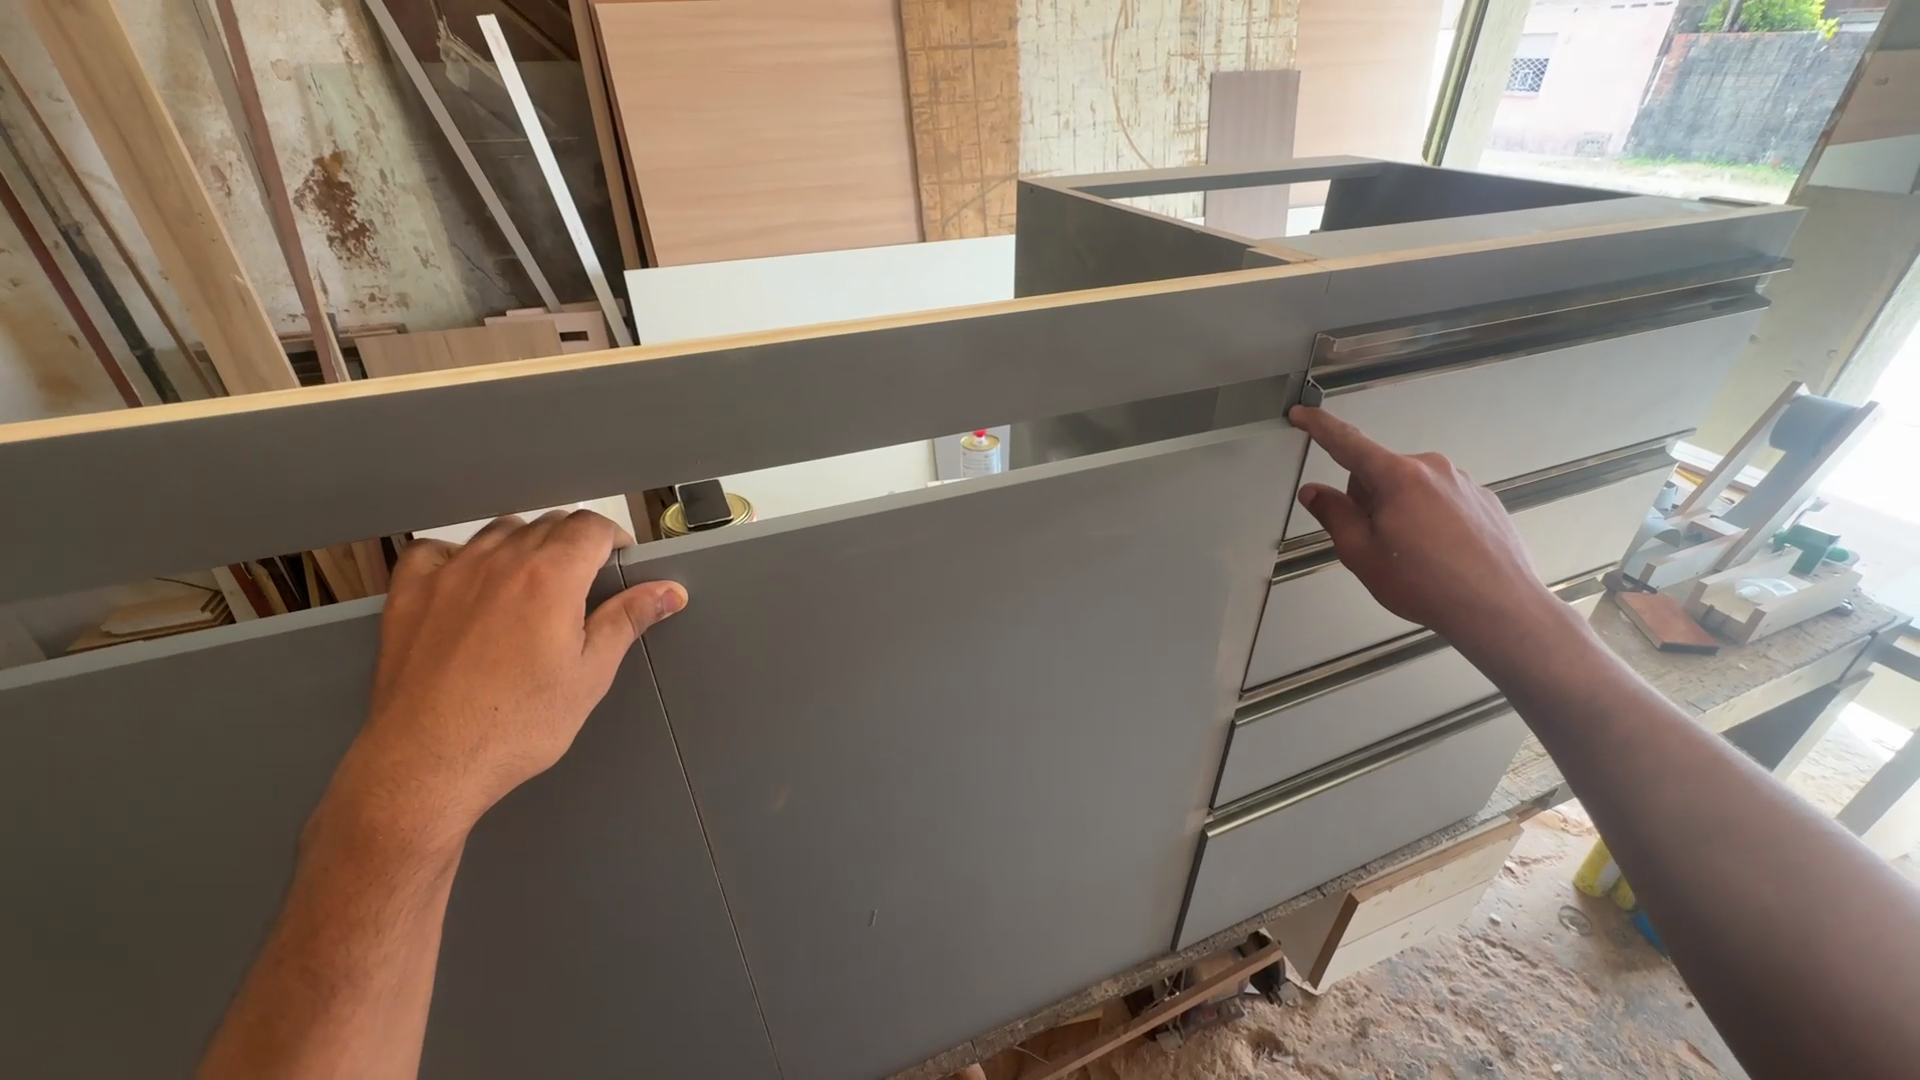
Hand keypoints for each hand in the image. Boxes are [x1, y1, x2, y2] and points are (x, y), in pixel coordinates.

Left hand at [337, 510, 685, 841]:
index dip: (613, 538)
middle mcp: (499, 563)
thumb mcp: (591, 674)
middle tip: (584, 581)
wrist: (429, 763)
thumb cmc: (512, 725)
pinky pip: (435, 551)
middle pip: (547, 524)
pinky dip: (458, 555)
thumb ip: (628, 620)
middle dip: (574, 542)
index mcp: (551, 577)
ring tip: (534, 583)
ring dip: (524, 544)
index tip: (618, 557)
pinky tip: (470, 581)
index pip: (591, 526)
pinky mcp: (410, 596)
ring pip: (498, 530)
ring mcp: (450, 575)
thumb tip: (666, 593)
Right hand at [1288, 405, 1560, 645]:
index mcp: (1397, 477)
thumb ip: (1334, 515)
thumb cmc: (1425, 584)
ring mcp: (1463, 483)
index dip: (1319, 427)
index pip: (1347, 443)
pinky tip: (1437, 554)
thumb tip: (1314, 492)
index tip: (1301, 413)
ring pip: (1409, 487)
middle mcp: (1432, 469)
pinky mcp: (1484, 500)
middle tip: (1374, 543)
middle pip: (1378, 473)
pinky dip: (1428, 519)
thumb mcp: (1361, 553)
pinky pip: (1440, 499)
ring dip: (1398, 510)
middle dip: (1366, 500)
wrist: (1499, 609)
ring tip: (1410, 555)